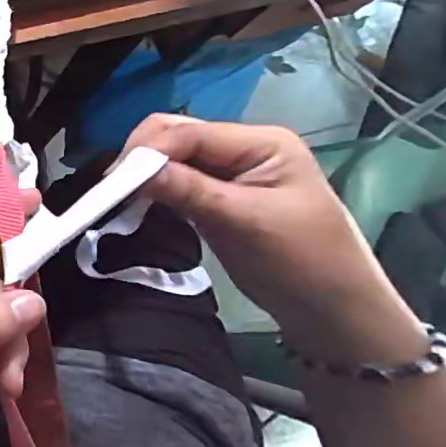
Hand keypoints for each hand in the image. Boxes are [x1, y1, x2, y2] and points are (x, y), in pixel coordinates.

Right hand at [123, 115, 424, 362]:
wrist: (334, 314)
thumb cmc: (304, 263)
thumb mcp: (246, 222)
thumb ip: (190, 191)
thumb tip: (134, 171)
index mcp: (261, 141)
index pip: (190, 132)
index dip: (148, 150)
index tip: (113, 180)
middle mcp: (242, 148)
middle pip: (176, 136)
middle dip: (141, 157)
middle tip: (112, 190)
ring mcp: (229, 172)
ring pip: (171, 158)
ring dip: (144, 174)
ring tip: (118, 199)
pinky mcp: (216, 196)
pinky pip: (175, 182)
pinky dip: (154, 190)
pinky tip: (138, 205)